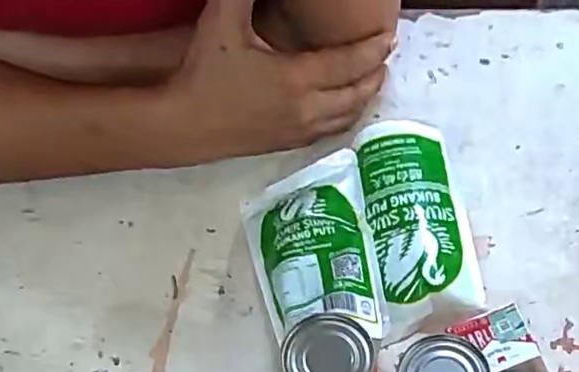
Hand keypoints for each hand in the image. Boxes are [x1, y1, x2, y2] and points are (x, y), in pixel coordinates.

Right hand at [168, 0, 392, 160]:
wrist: (191, 126)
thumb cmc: (207, 74)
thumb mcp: (225, 20)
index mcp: (297, 80)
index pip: (347, 65)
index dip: (371, 51)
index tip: (388, 38)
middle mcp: (307, 110)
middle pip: (355, 95)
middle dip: (374, 75)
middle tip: (386, 56)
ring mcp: (301, 131)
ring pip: (346, 117)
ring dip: (364, 98)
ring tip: (374, 79)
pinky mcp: (292, 144)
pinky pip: (331, 131)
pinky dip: (347, 116)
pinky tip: (348, 106)